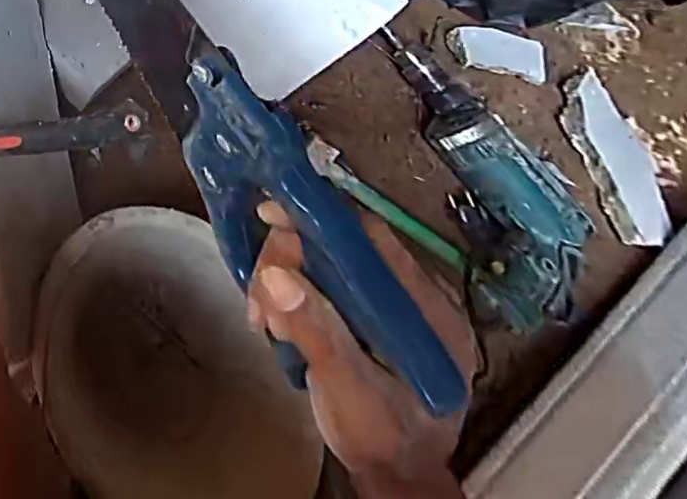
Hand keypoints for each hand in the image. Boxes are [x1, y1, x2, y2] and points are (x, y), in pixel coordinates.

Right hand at [248, 201, 475, 498]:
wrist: (391, 476)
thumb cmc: (379, 439)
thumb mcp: (349, 390)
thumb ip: (317, 333)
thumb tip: (276, 275)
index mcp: (427, 310)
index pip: (370, 239)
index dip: (317, 220)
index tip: (270, 215)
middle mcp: (408, 295)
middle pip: (334, 245)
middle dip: (286, 259)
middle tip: (259, 293)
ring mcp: (380, 301)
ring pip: (315, 259)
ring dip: (276, 278)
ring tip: (261, 317)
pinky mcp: (356, 309)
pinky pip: (312, 278)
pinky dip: (282, 290)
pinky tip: (269, 315)